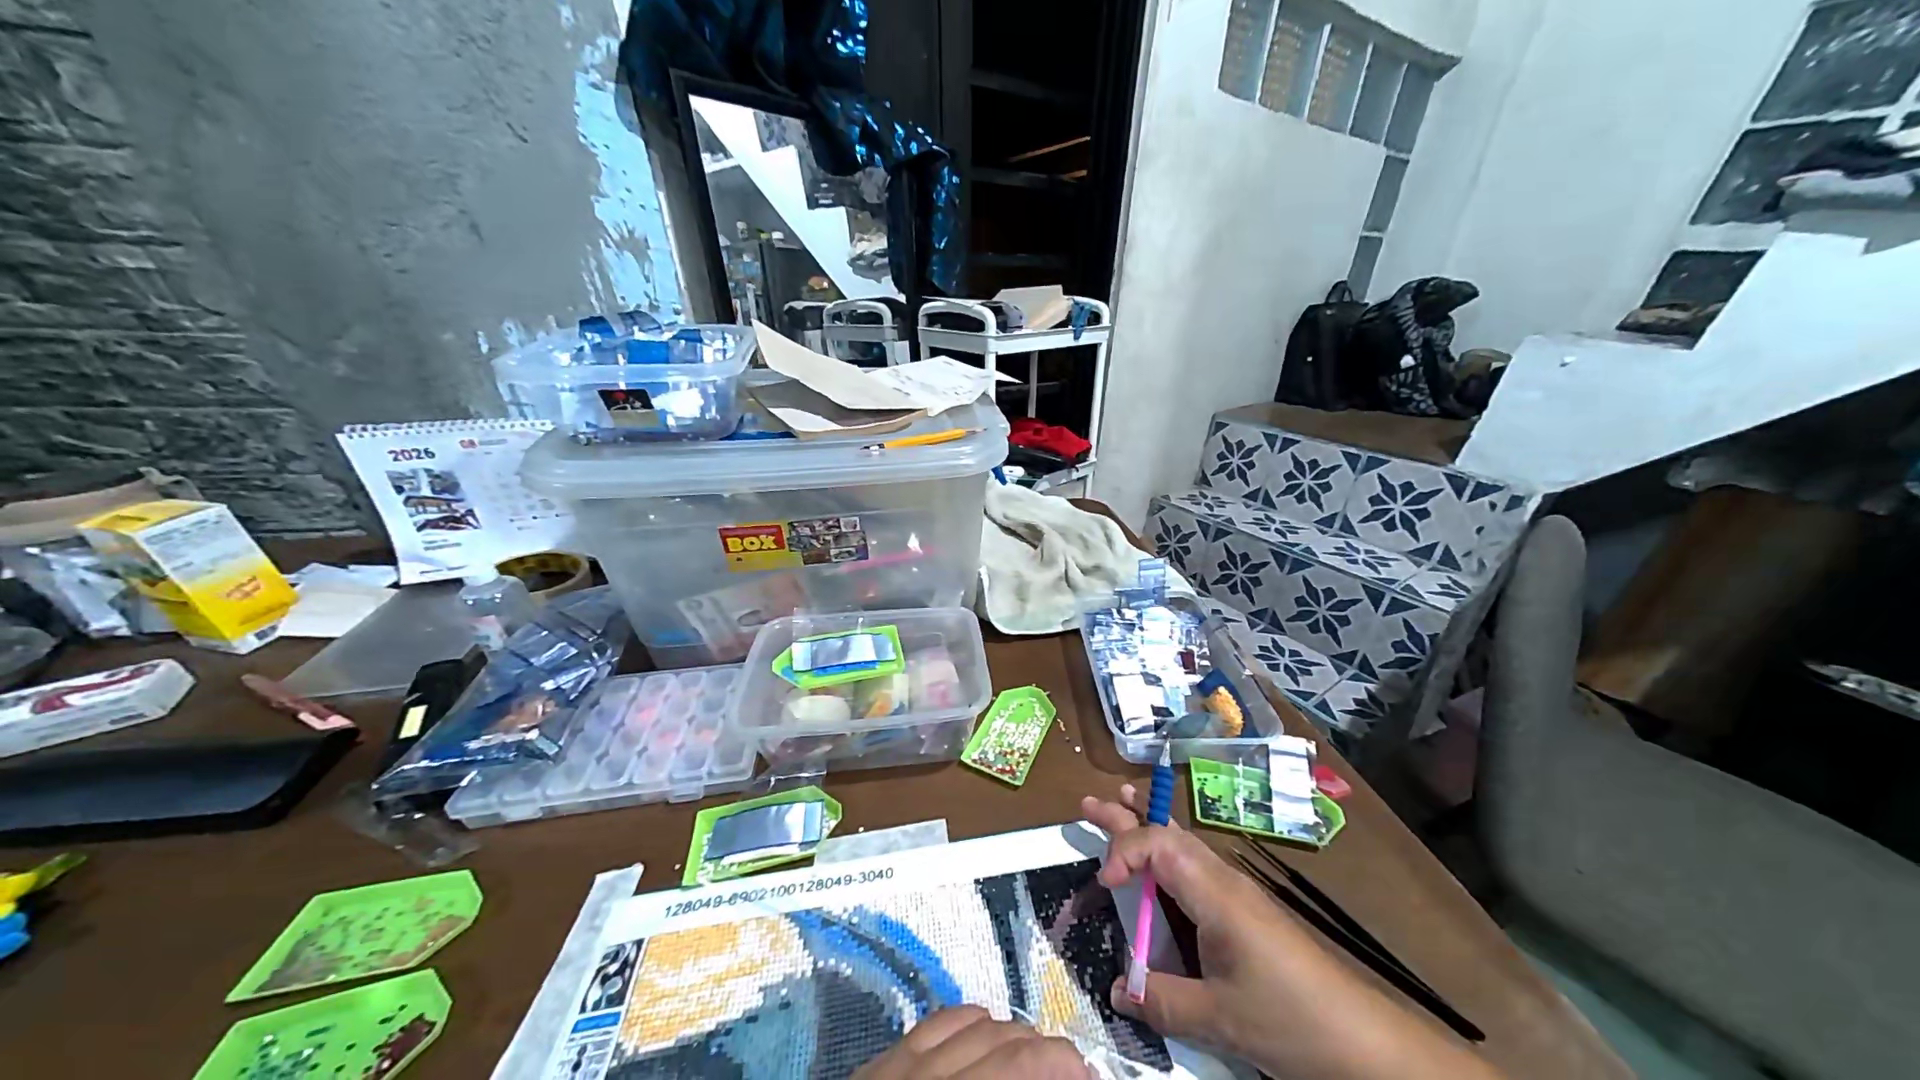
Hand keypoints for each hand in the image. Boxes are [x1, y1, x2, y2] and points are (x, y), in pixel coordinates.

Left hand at [853, 1006, 1090, 1079]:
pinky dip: (974, 1021)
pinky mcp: (883, 1059)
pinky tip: (988, 1032)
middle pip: (1012, 1046)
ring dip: (1019, 1039)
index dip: (1068, 1071)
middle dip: (1054, 1058)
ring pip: (981, 1025)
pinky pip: (940, 1019)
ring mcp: (905, 1066)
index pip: (1025, 1069)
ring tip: (1035, 1063)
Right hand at [1083, 787, 1501, 1079]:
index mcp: (1216, 892)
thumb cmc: (1291, 1019)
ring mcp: (1235, 895)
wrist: (1367, 1043)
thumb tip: (1117, 990)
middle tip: (1087, 803)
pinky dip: (1165, 860)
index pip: (1159, 844)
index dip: (1123, 851)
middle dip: (1125, 818)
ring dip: (1144, 832)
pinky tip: (1156, 872)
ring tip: (1115, 807)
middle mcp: (1223, 881)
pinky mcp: (1243, 914)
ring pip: (1181, 848)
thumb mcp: (1219, 1018)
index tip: (1104, 884)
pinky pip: (1193, 872)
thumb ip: (1162, 1000)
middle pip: (1168, 833)